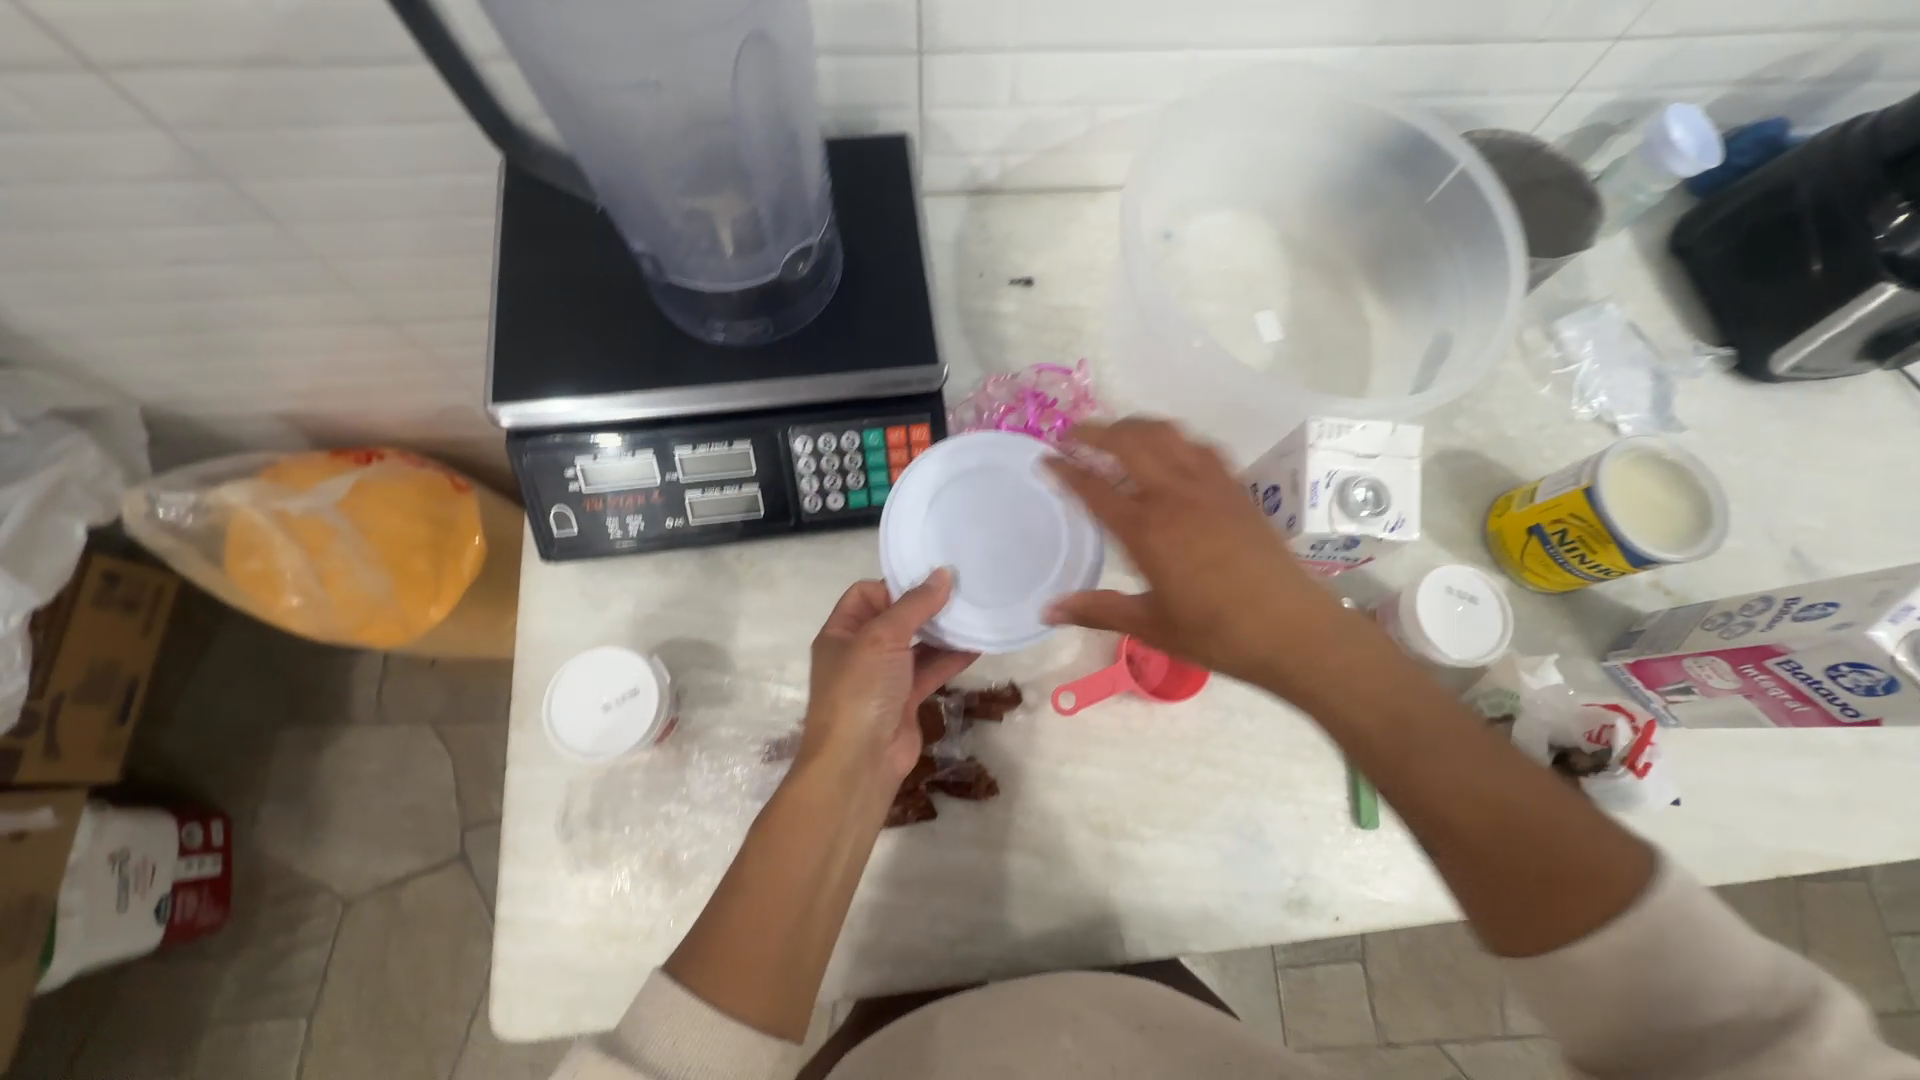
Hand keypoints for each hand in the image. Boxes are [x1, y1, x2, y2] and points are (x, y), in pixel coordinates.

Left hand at [800, 570, 977, 786]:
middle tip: (962, 591)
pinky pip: (929, 671)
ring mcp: (883, 678)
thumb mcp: (882, 638)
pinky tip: (976, 646)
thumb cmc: (860, 691)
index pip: (867, 594)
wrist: (858, 762)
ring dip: (942, 632)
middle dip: (925, 607)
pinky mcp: (905, 700)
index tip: (931, 581)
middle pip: (895, 618)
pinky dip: (950, 659)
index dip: (895, 585)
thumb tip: (943, 574)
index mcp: (841, 632)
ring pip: (916, 646)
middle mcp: (860, 652)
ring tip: (974, 613)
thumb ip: (914, 605)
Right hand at [1043, 417, 1344, 687]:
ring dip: (1135, 426)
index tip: (1045, 459)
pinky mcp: (1237, 488)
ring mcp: (1210, 486)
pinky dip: (1175, 439)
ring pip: (1167, 434)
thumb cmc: (1216, 633)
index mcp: (1147, 529)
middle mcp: (1175, 496)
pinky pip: (1200, 447)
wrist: (1292, 629)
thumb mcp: (1150, 625)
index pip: (1094, 487)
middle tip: (1073, 435)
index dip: (1066, 470)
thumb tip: (1047, 611)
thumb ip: (1096, 611)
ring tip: (1117, 434)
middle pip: (1129, 442)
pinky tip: (1172, 452)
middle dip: (1096, 432)